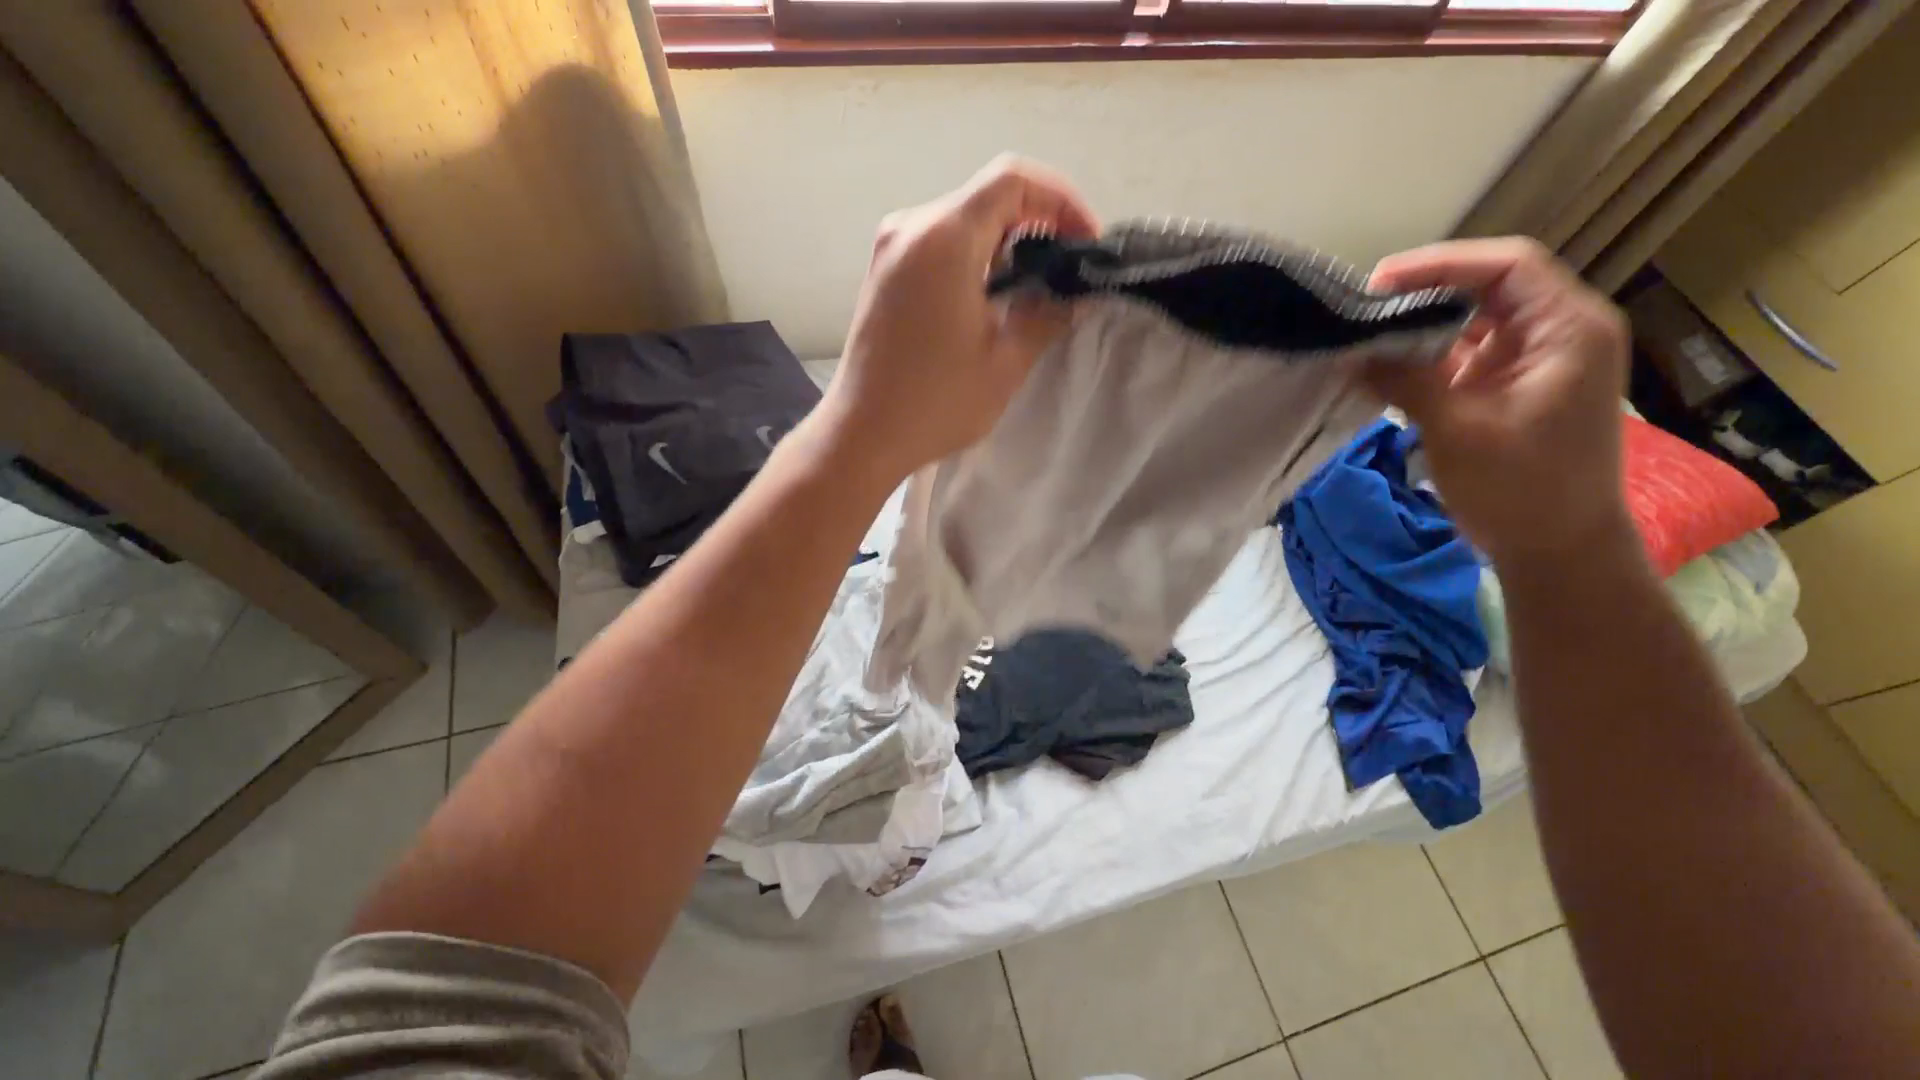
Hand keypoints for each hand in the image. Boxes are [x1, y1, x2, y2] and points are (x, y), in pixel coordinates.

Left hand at [815, 155, 1098, 481]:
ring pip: (965, 218)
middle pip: (989, 196)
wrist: (862, 434)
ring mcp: (892, 247)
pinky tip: (996, 295)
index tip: (1086, 242)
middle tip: (1070, 267)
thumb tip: (1076, 294)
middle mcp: (912, 226)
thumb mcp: (1007, 360)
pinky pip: (941, 242)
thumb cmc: (936, 401)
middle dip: (1039, 220)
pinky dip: (977, 255)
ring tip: (1039, 285)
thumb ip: (1048, 312)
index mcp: (944, 237)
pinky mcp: (884, 271)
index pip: (1013, 179)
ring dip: (1008, 241)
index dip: (1061, 199)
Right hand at [1364, 238, 1635, 569]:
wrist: (1560, 552)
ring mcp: (1539, 362)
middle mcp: (1561, 333)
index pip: (1507, 266)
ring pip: (1476, 321)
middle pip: (1490, 287)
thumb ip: (1406, 380)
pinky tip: (1387, 366)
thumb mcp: (1458, 430)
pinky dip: (1429, 358)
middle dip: (1425, 293)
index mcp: (1569, 330)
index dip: (1441, 264)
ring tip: (1368, 334)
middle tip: (1363, 308)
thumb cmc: (1522, 490)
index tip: (1379, 282)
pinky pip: (1470, 356)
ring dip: (1423, 327)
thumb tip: (1351, 352)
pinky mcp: (1516, 388)